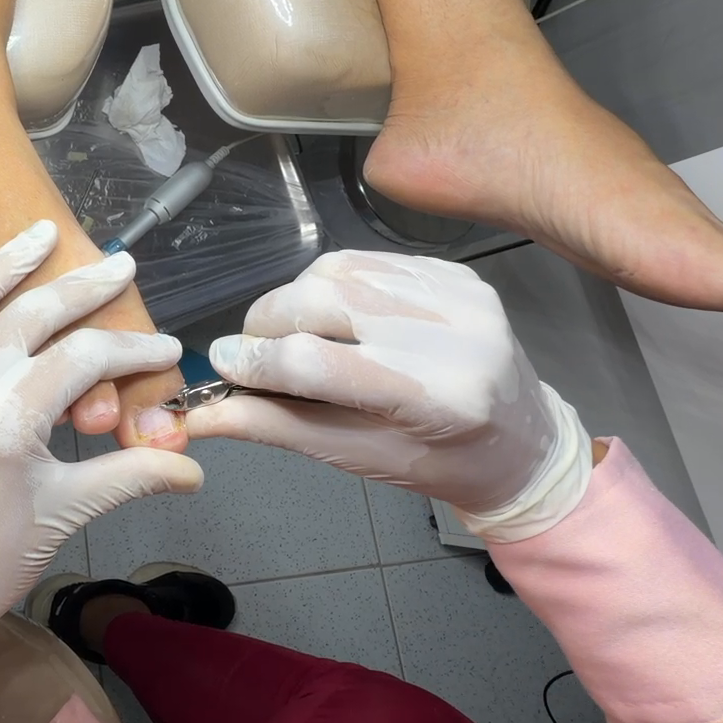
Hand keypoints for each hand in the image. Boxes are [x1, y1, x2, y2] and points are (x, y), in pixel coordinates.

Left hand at [0, 221, 204, 722]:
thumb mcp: (64, 514)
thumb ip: (130, 474)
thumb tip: (194, 465)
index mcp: (6, 422)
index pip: (83, 360)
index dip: (133, 351)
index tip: (167, 349)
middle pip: (31, 314)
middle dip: (84, 287)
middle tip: (121, 262)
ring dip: (7, 261)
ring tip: (42, 231)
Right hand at [172, 250, 592, 542]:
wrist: (524, 442)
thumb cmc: (435, 464)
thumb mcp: (353, 457)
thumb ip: (272, 426)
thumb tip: (198, 413)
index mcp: (435, 398)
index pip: (313, 363)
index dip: (255, 362)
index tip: (224, 366)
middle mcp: (453, 334)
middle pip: (317, 301)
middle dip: (266, 324)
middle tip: (257, 352)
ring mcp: (457, 294)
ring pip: (331, 270)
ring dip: (293, 299)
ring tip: (295, 332)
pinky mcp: (454, 271)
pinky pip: (362, 259)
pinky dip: (328, 283)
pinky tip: (333, 313)